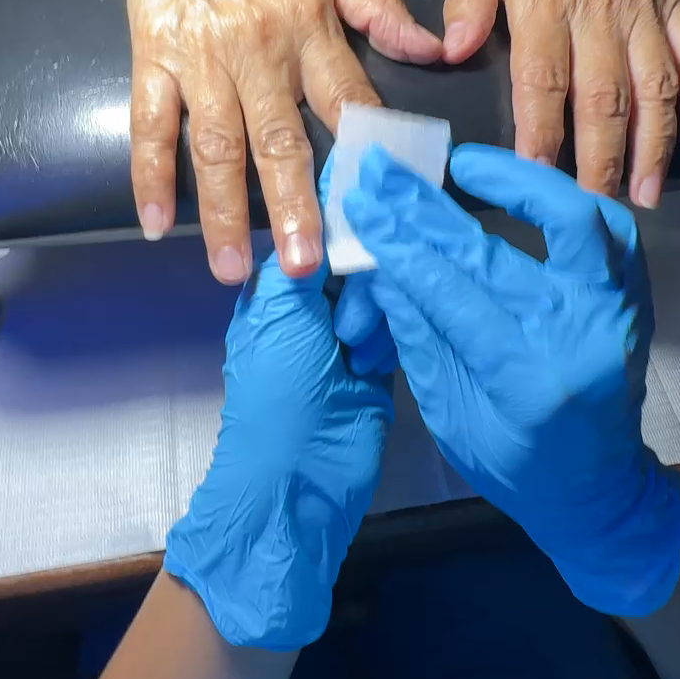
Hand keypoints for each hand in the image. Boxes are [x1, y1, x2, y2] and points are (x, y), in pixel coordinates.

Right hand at [109, 0, 442, 283]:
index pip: (344, 98)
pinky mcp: (154, 62)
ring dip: (222, 210)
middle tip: (305, 264)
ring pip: (214, 145)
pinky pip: (150, 125)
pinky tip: (153, 224)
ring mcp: (201, 62)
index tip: (377, 203)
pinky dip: (148, 175)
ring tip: (232, 268)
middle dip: (292, 203)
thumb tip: (435, 50)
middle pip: (277, 138)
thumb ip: (381, 9)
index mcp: (309, 28)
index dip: (364, 150)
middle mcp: (257, 53)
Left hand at [165, 248, 393, 649]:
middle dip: (363, 283)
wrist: (301, 473)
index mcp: (282, 290)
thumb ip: (304, 255)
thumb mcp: (280, 311)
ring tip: (357, 354)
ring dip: (375, 318)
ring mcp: (351, 334)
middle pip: (359, 262)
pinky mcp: (381, 361)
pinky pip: (401, 326)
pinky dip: (392, 338)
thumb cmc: (279, 387)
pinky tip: (375, 363)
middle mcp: (317, 307)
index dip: (346, 226)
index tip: (379, 210)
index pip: (320, 238)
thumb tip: (328, 205)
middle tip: (349, 321)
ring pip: (385, 292)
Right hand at [337, 143, 679, 616]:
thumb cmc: (513, 462)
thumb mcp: (448, 412)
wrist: (600, 488)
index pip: (449, 293)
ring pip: (574, 219)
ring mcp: (617, 311)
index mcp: (524, 380)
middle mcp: (578, 337)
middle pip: (493, 252)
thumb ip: (417, 332)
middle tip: (387, 171)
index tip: (362, 202)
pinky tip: (524, 181)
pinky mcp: (634, 295)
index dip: (400, 243)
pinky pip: (609, 227)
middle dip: (427, 207)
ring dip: (514, 179)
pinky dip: (565, 195)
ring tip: (463, 161)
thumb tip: (381, 260)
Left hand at [444, 0, 679, 208]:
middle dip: (602, 156)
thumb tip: (452, 50)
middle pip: (604, 93)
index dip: (542, 129)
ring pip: (654, 82)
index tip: (538, 176)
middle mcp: (600, 5)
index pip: (544, 76)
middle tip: (597, 207)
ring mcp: (642, 2)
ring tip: (647, 193)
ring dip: (654, 142)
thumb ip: (465, 2)